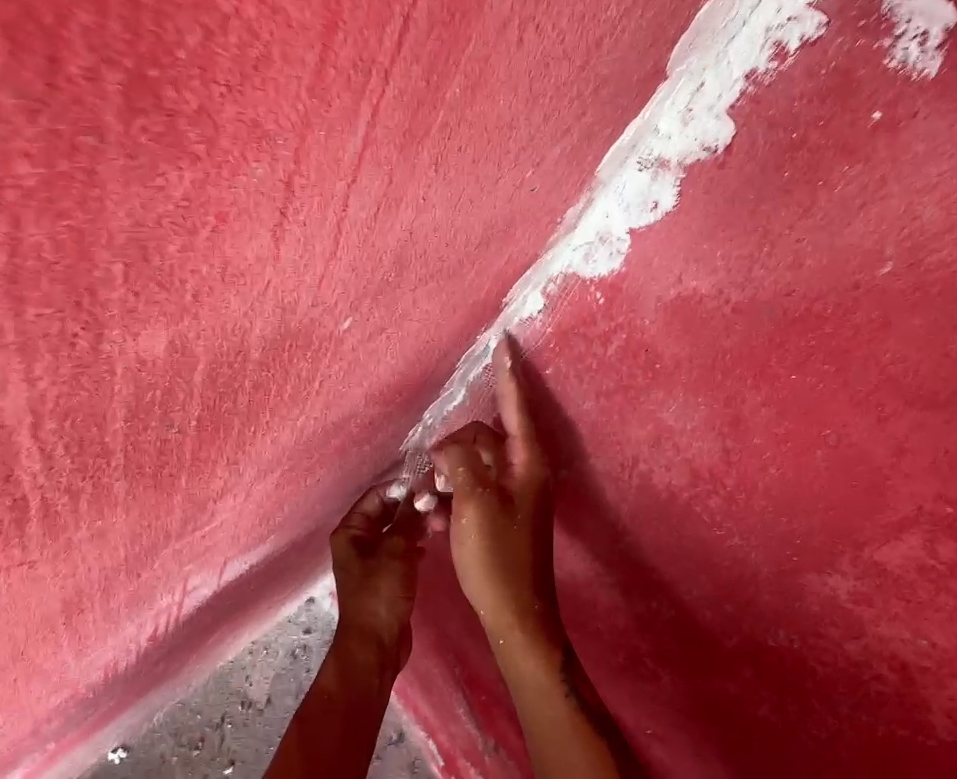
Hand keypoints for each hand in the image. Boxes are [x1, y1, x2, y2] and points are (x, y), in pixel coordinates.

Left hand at [329, 485, 430, 670]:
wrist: (376, 645)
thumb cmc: (380, 594)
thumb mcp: (396, 551)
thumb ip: (408, 520)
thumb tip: (421, 494)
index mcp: (351, 531)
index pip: (376, 495)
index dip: (400, 488)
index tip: (428, 487)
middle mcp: (358, 541)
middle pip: (386, 512)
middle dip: (411, 507)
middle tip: (438, 505)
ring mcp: (371, 559)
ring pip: (395, 531)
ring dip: (415, 525)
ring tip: (438, 523)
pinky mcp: (385, 575)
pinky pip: (400, 549)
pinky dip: (414, 544)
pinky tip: (430, 544)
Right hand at [430, 333, 558, 647]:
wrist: (514, 615)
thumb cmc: (497, 557)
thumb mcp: (473, 502)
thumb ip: (459, 462)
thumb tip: (448, 447)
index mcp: (527, 461)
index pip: (515, 404)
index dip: (507, 372)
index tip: (505, 340)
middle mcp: (525, 470)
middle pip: (483, 436)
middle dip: (453, 448)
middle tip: (430, 475)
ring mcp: (514, 493)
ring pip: (473, 464)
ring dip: (448, 476)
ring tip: (429, 502)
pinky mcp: (500, 514)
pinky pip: (471, 490)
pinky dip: (452, 498)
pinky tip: (435, 519)